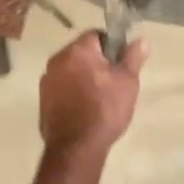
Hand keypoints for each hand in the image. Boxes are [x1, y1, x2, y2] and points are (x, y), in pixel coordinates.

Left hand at [38, 32, 147, 164]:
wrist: (76, 149)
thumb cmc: (105, 110)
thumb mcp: (127, 82)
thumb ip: (133, 57)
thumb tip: (141, 40)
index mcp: (78, 50)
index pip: (97, 35)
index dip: (112, 46)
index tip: (120, 64)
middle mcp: (57, 59)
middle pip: (82, 52)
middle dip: (96, 62)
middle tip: (112, 82)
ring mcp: (46, 80)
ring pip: (71, 69)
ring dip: (83, 76)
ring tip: (98, 97)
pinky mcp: (42, 99)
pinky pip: (61, 86)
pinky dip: (72, 91)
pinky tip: (83, 108)